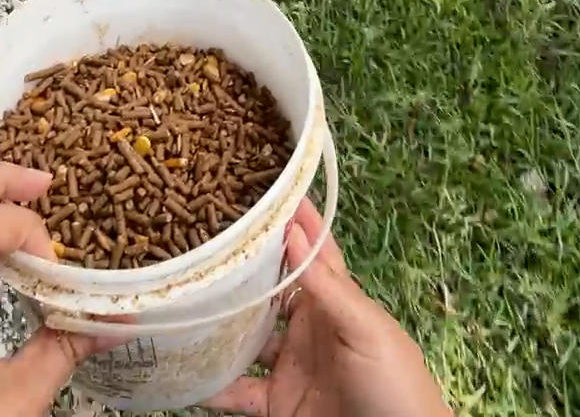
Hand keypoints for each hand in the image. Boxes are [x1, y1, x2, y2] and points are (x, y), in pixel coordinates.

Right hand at [206, 199, 450, 416]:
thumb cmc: (395, 386)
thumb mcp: (366, 330)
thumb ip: (327, 286)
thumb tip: (293, 228)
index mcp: (335, 300)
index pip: (311, 248)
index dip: (292, 218)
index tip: (261, 186)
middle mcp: (308, 326)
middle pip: (268, 288)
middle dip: (240, 266)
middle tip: (202, 239)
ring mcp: (292, 365)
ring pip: (246, 336)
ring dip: (219, 323)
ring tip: (184, 301)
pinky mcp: (279, 405)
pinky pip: (239, 394)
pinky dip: (214, 388)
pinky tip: (188, 373)